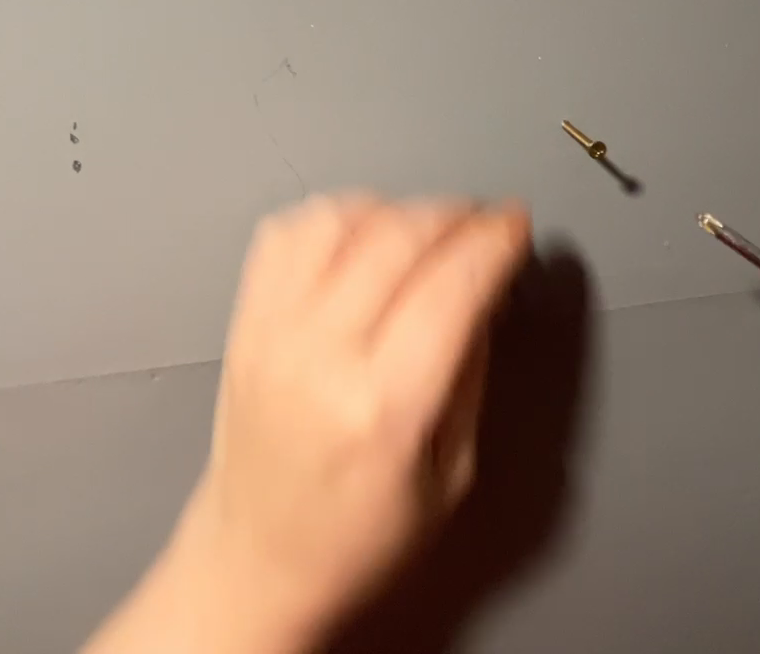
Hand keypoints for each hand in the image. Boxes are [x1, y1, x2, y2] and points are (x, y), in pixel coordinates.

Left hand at [82, 195, 531, 653]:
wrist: (256, 553)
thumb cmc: (359, 535)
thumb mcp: (451, 471)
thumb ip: (471, 366)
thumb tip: (486, 284)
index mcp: (382, 409)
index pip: (451, 285)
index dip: (494, 240)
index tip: (516, 224)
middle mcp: (318, 355)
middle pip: (397, 237)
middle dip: (453, 213)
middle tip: (481, 220)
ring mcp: (271, 329)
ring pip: (337, 218)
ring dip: (392, 207)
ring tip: (422, 227)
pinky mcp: (243, 318)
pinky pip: (285, 232)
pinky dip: (331, 214)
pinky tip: (359, 232)